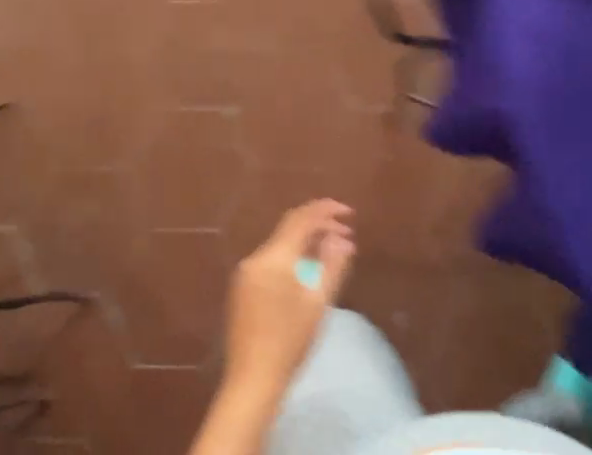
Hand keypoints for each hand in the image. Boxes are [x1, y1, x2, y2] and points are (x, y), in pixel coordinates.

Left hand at [223, 199, 355, 395]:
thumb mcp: (318, 303)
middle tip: (346, 234)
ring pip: (281, 245)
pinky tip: (308, 269)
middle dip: (318, 226)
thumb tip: (342, 239)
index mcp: (273, 258)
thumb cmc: (290, 342)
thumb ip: (332, 265)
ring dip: (306, 242)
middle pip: (289, 229)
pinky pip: (271, 260)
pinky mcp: (243, 289)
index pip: (301, 219)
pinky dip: (292, 257)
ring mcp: (246, 274)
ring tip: (332, 251)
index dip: (325, 210)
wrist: (252, 380)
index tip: (349, 212)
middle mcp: (255, 258)